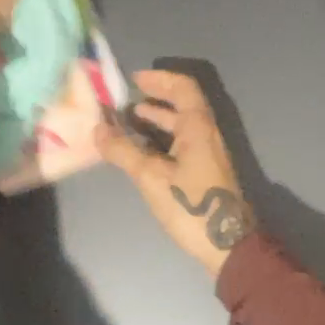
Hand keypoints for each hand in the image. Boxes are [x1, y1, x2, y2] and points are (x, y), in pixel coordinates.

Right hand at [95, 70, 255, 278]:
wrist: (227, 245)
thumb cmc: (191, 206)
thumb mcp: (151, 177)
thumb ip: (124, 151)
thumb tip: (97, 129)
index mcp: (198, 127)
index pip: (183, 88)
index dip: (160, 80)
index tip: (134, 79)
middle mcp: (206, 135)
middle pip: (183, 105)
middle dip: (155, 98)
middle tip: (126, 99)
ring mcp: (208, 155)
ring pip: (182, 126)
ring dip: (157, 120)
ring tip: (128, 122)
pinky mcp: (205, 173)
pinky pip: (182, 144)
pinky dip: (161, 139)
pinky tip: (142, 151)